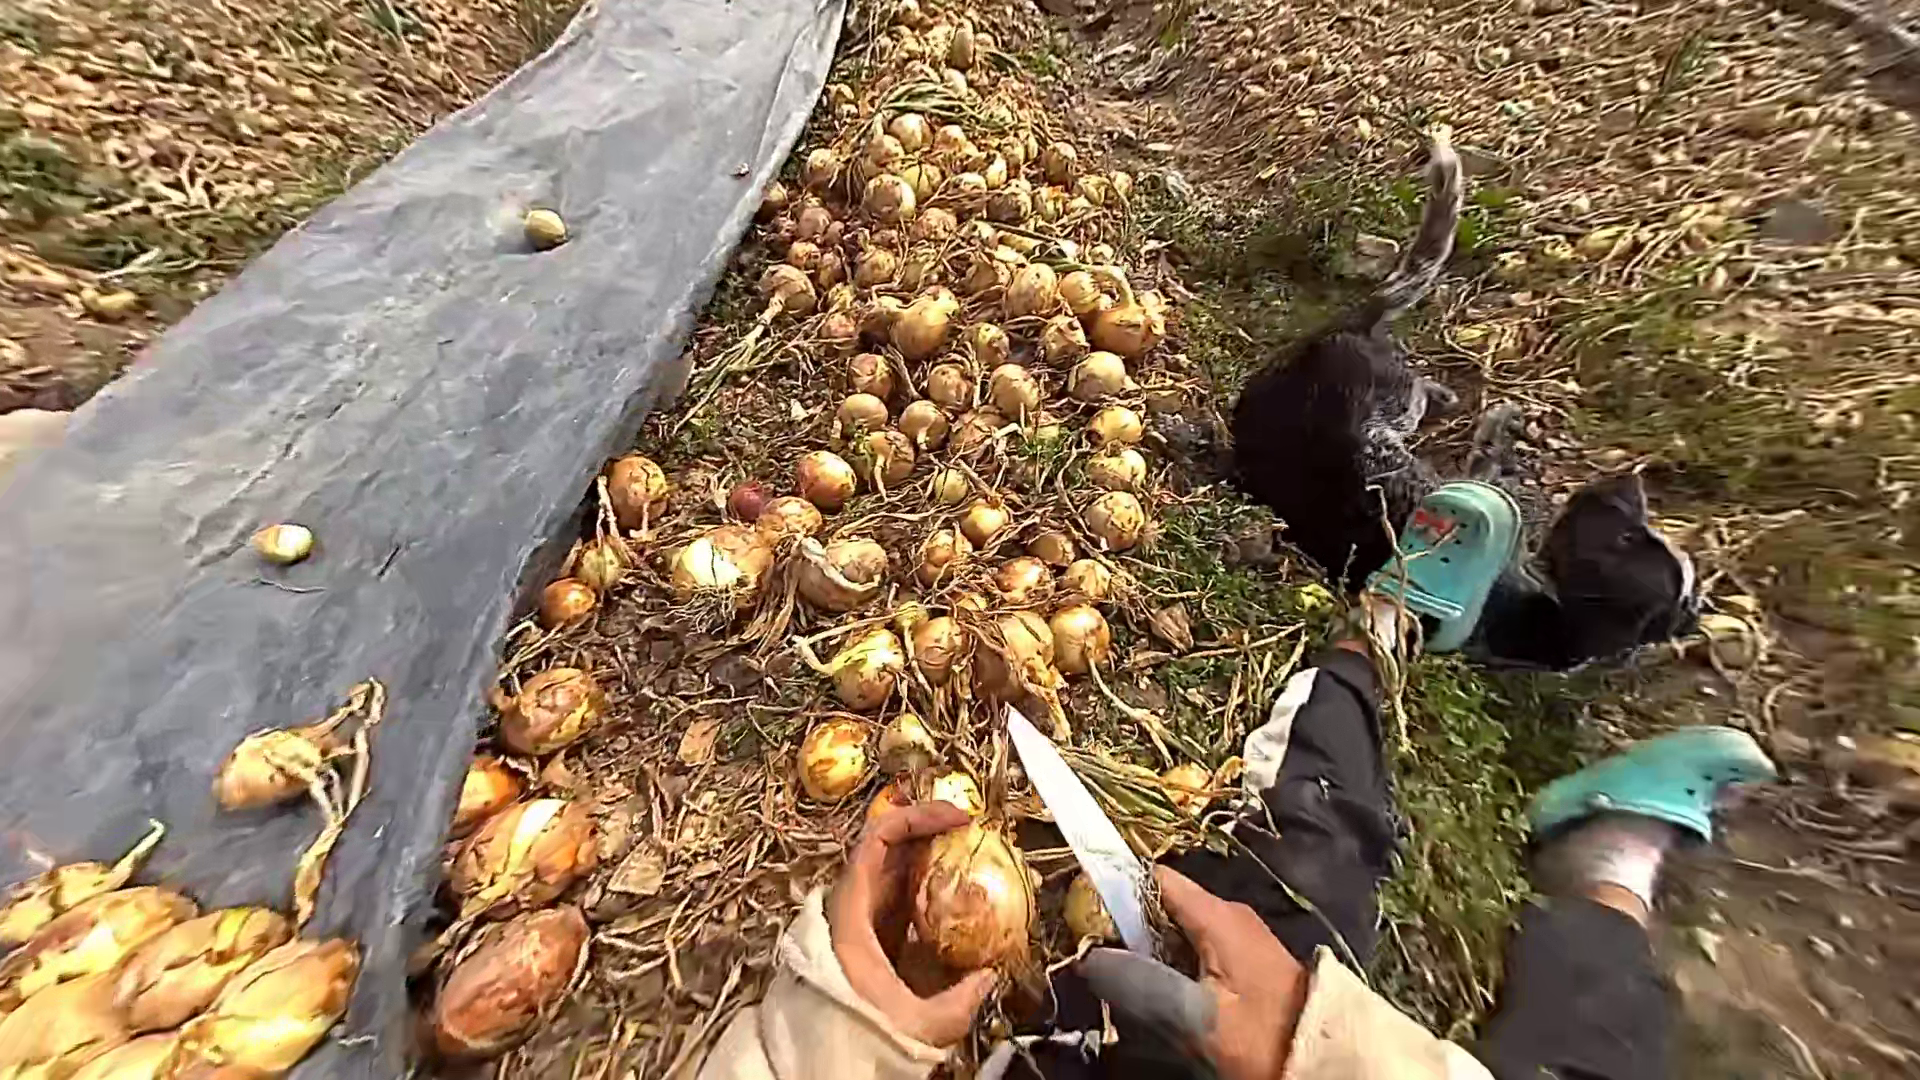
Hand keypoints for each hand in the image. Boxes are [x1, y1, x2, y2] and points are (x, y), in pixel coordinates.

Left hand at [827, 801, 996, 1046]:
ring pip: (896, 869)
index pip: (878, 838)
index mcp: (851, 911)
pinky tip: (954, 891)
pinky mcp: (870, 936)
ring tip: (968, 849)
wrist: (816, 1074)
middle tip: (968, 827)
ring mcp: (861, 919)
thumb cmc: (854, 1043)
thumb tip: (990, 974)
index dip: (917, 817)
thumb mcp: (915, 1028)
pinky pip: (900, 896)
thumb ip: (959, 1002)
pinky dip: (927, 884)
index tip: (955, 818)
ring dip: (931, 854)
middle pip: (889, 846)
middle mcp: (853, 905)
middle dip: (929, 829)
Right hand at [1079, 866, 1309, 1079]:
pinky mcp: (1250, 958)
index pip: (1152, 877)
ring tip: (1132, 981)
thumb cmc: (1266, 1038)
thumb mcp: (1199, 1017)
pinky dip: (1177, 961)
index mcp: (1214, 912)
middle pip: (1163, 902)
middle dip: (1131, 926)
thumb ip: (1141, 982)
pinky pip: (1200, 946)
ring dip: (1154, 949)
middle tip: (1106, 960)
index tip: (1088, 914)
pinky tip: (1169, 994)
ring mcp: (1242, 935)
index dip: (1117, 888)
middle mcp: (1227, 912)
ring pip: (1180, 927)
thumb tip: (1089, 958)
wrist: (1340, 1069)